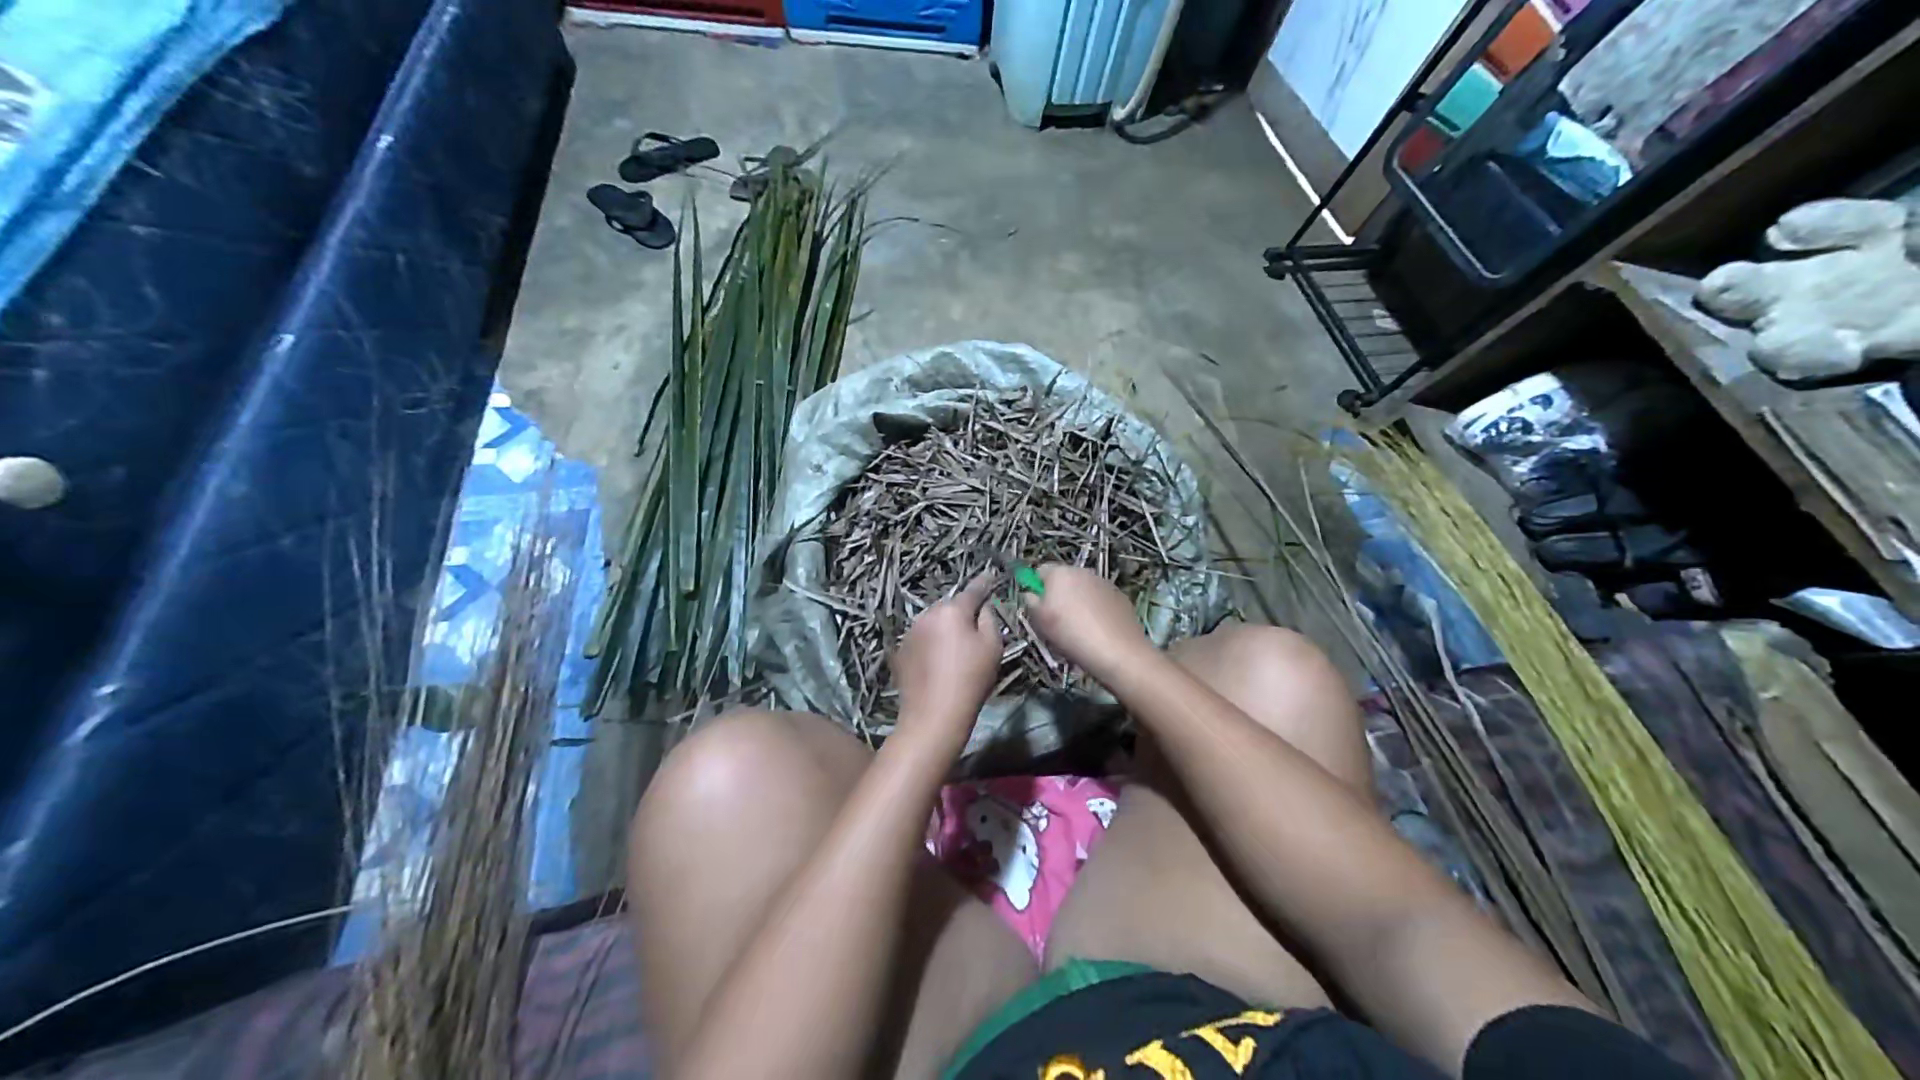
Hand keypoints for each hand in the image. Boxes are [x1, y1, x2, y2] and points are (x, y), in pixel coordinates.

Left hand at [890, 574, 1003, 739]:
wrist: (933, 714)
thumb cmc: (970, 678)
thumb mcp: (993, 646)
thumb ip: (989, 619)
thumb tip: (982, 607)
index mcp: (952, 610)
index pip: (973, 590)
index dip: (985, 583)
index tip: (991, 577)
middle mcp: (927, 614)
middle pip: (950, 607)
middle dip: (962, 613)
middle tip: (975, 629)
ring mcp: (910, 632)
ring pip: (934, 622)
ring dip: (944, 628)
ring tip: (955, 649)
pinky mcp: (900, 651)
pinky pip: (921, 639)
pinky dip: (930, 644)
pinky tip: (937, 663)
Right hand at [1023, 565, 1152, 676]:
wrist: (1118, 651)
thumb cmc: (1071, 634)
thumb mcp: (1039, 621)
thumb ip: (1030, 602)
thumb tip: (1031, 594)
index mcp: (1060, 573)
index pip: (1040, 571)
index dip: (1036, 588)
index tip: (1039, 609)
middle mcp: (1083, 571)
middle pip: (1063, 580)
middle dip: (1058, 596)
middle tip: (1056, 621)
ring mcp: (1105, 583)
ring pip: (1083, 590)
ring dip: (1078, 603)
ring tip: (1079, 629)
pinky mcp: (1120, 597)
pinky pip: (1100, 600)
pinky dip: (1096, 610)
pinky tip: (1097, 631)